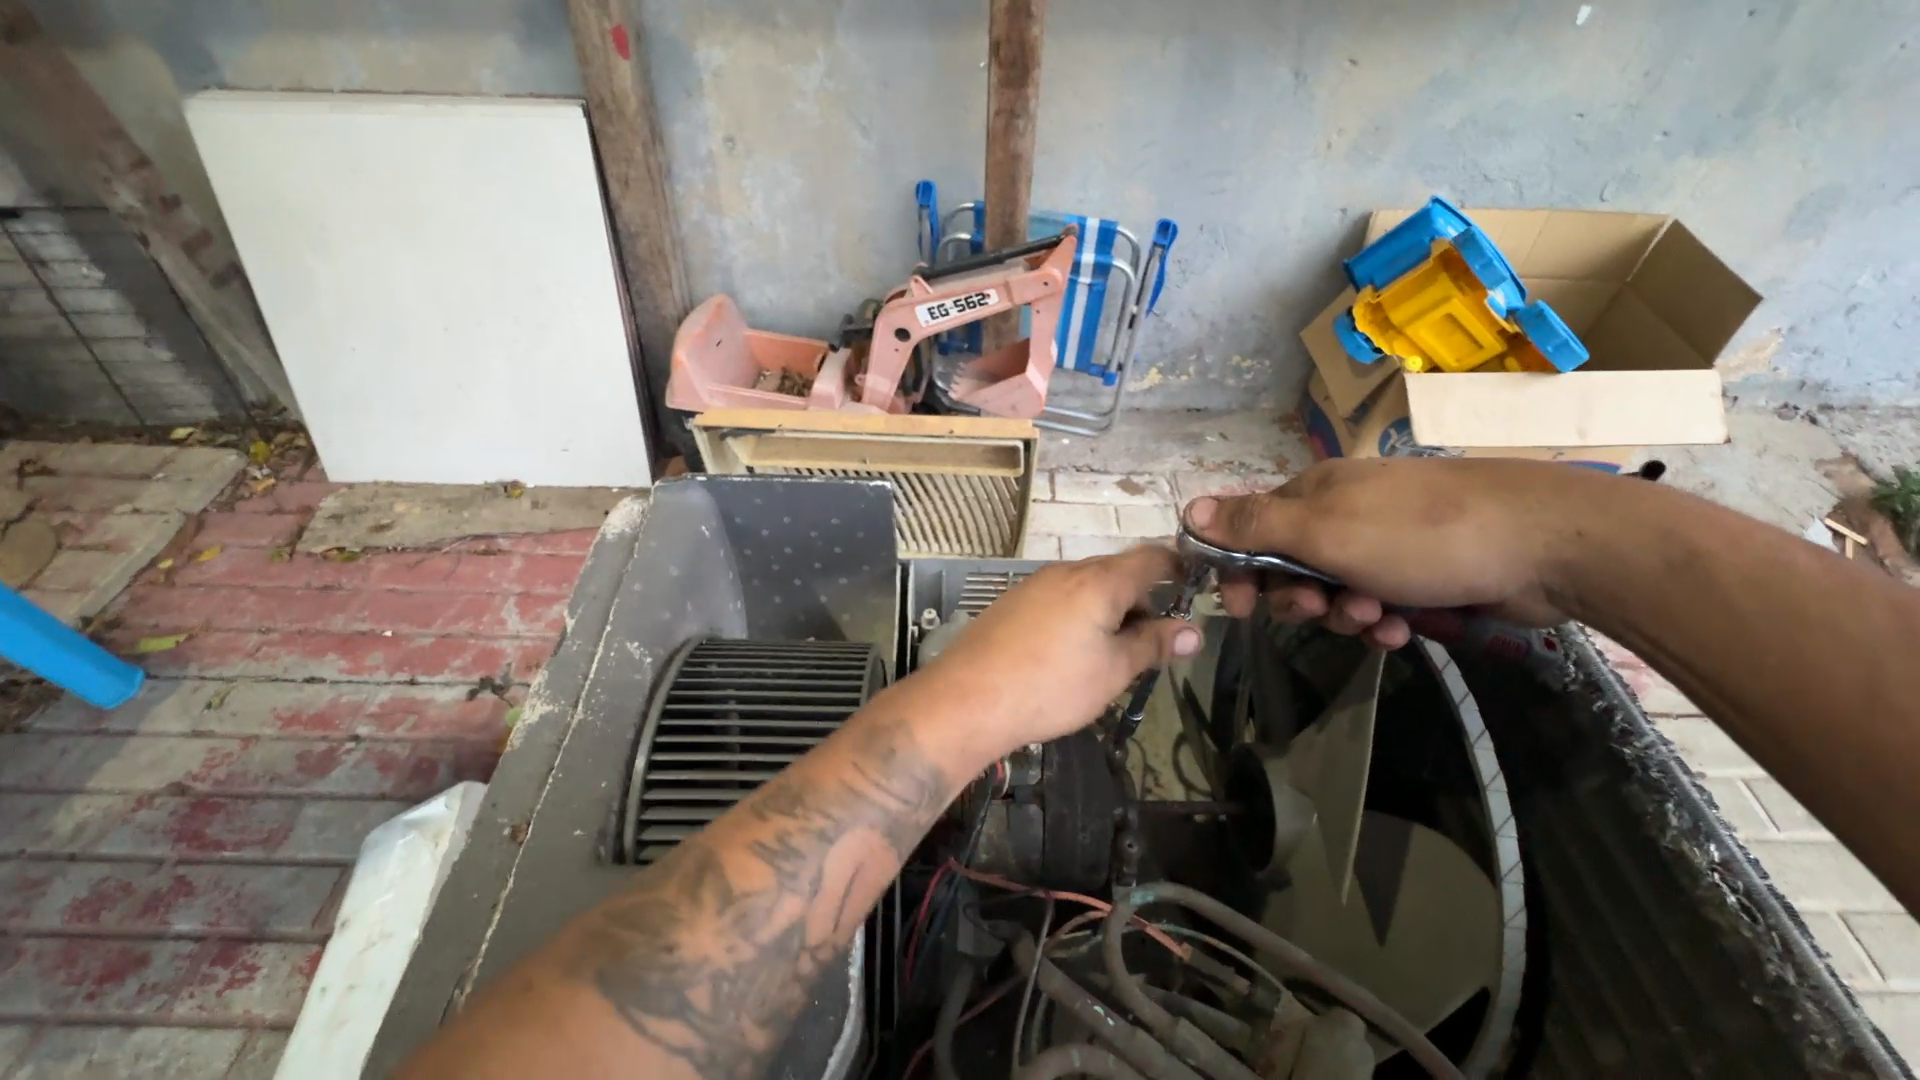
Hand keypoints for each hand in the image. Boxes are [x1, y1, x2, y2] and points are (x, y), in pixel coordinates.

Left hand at [913, 546, 1200, 753]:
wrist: (967, 699)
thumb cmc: (1051, 686)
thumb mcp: (1113, 671)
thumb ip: (1153, 645)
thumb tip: (1193, 631)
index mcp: (1099, 581)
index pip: (1150, 557)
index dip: (1177, 567)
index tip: (1193, 588)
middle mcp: (1065, 572)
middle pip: (1116, 574)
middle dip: (1140, 602)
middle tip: (1150, 645)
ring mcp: (1033, 586)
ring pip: (1085, 589)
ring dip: (1107, 613)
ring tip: (1109, 658)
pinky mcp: (1011, 604)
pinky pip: (1057, 601)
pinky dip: (1076, 617)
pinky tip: (1068, 656)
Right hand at [1185, 458, 1594, 647]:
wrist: (1544, 543)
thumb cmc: (1419, 534)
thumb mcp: (1324, 530)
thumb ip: (1254, 524)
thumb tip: (1188, 509)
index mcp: (1315, 493)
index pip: (1250, 530)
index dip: (1240, 570)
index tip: (1241, 608)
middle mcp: (1344, 512)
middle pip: (1290, 567)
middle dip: (1302, 599)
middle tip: (1326, 610)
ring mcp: (1385, 541)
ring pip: (1334, 592)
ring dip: (1346, 615)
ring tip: (1378, 619)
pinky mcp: (1421, 570)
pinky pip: (1378, 603)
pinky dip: (1382, 621)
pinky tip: (1401, 630)